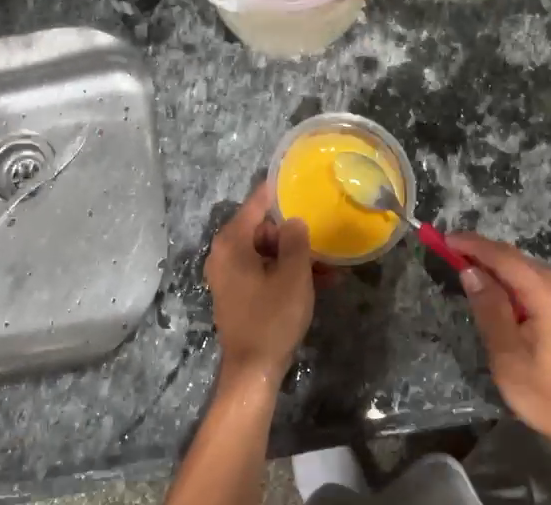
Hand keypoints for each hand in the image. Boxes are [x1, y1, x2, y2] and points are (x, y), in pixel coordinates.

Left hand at [205, 183, 314, 383]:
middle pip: (261, 229)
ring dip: (293, 257)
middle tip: (322, 237)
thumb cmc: (272, 318)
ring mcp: (227, 275)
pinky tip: (315, 282)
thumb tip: (294, 221)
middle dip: (292, 234)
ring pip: (264, 253)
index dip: (278, 192)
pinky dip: (284, 273)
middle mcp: (223, 253)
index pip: (256, 203)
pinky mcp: (235, 293)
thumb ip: (296, 241)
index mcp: (231, 242)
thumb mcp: (293, 276)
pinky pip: (261, 271)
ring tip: (328, 266)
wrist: (252, 370)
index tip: (298, 181)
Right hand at [446, 232, 550, 440]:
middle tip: (451, 254)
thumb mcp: (508, 356)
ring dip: (498, 267)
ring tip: (468, 272)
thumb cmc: (548, 394)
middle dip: (483, 253)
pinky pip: (538, 282)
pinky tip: (498, 292)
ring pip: (527, 269)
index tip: (445, 238)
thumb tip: (470, 271)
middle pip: (518, 259)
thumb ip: (489, 308)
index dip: (474, 245)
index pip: (506, 258)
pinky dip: (513, 280)